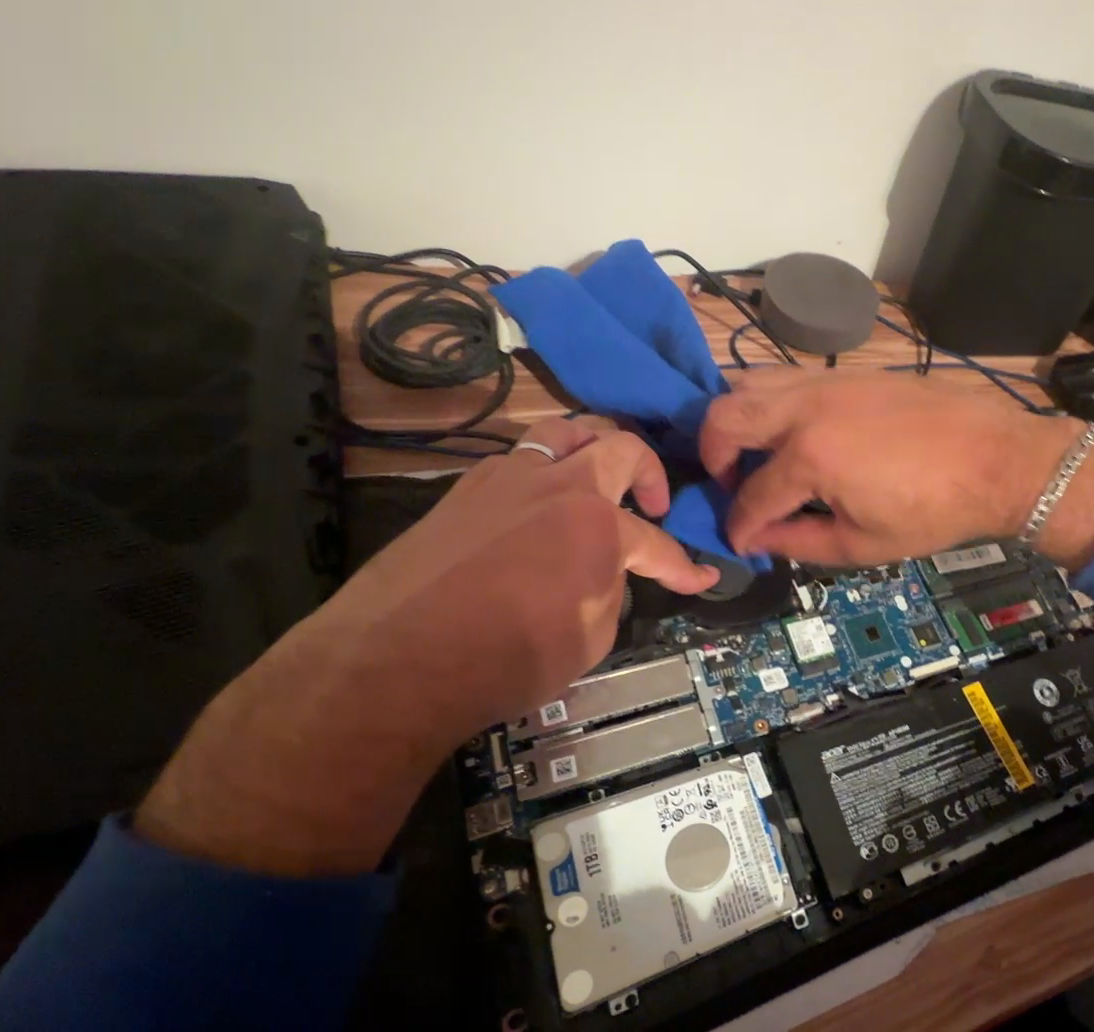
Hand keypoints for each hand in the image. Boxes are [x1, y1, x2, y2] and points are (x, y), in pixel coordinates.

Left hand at [135, 419, 716, 875]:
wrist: (392, 662)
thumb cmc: (506, 659)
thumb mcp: (589, 638)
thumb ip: (609, 590)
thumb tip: (605, 574)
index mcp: (598, 524)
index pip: (656, 543)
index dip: (683, 566)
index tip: (701, 578)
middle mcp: (557, 485)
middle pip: (620, 447)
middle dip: (651, 472)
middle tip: (654, 504)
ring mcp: (505, 478)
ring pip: (562, 431)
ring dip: (594, 448)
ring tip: (597, 477)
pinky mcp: (463, 490)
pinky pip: (517, 459)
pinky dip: (543, 470)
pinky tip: (538, 503)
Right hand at [701, 370, 1093, 568]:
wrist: (997, 460)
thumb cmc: (935, 511)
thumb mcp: (864, 545)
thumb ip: (799, 543)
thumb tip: (760, 539)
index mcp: (809, 457)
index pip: (751, 496)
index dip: (739, 525)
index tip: (739, 540)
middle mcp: (806, 408)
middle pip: (724, 417)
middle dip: (711, 455)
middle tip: (728, 483)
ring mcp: (826, 381)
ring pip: (748, 382)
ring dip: (734, 418)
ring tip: (752, 452)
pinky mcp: (848, 372)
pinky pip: (786, 376)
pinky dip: (768, 399)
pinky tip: (789, 429)